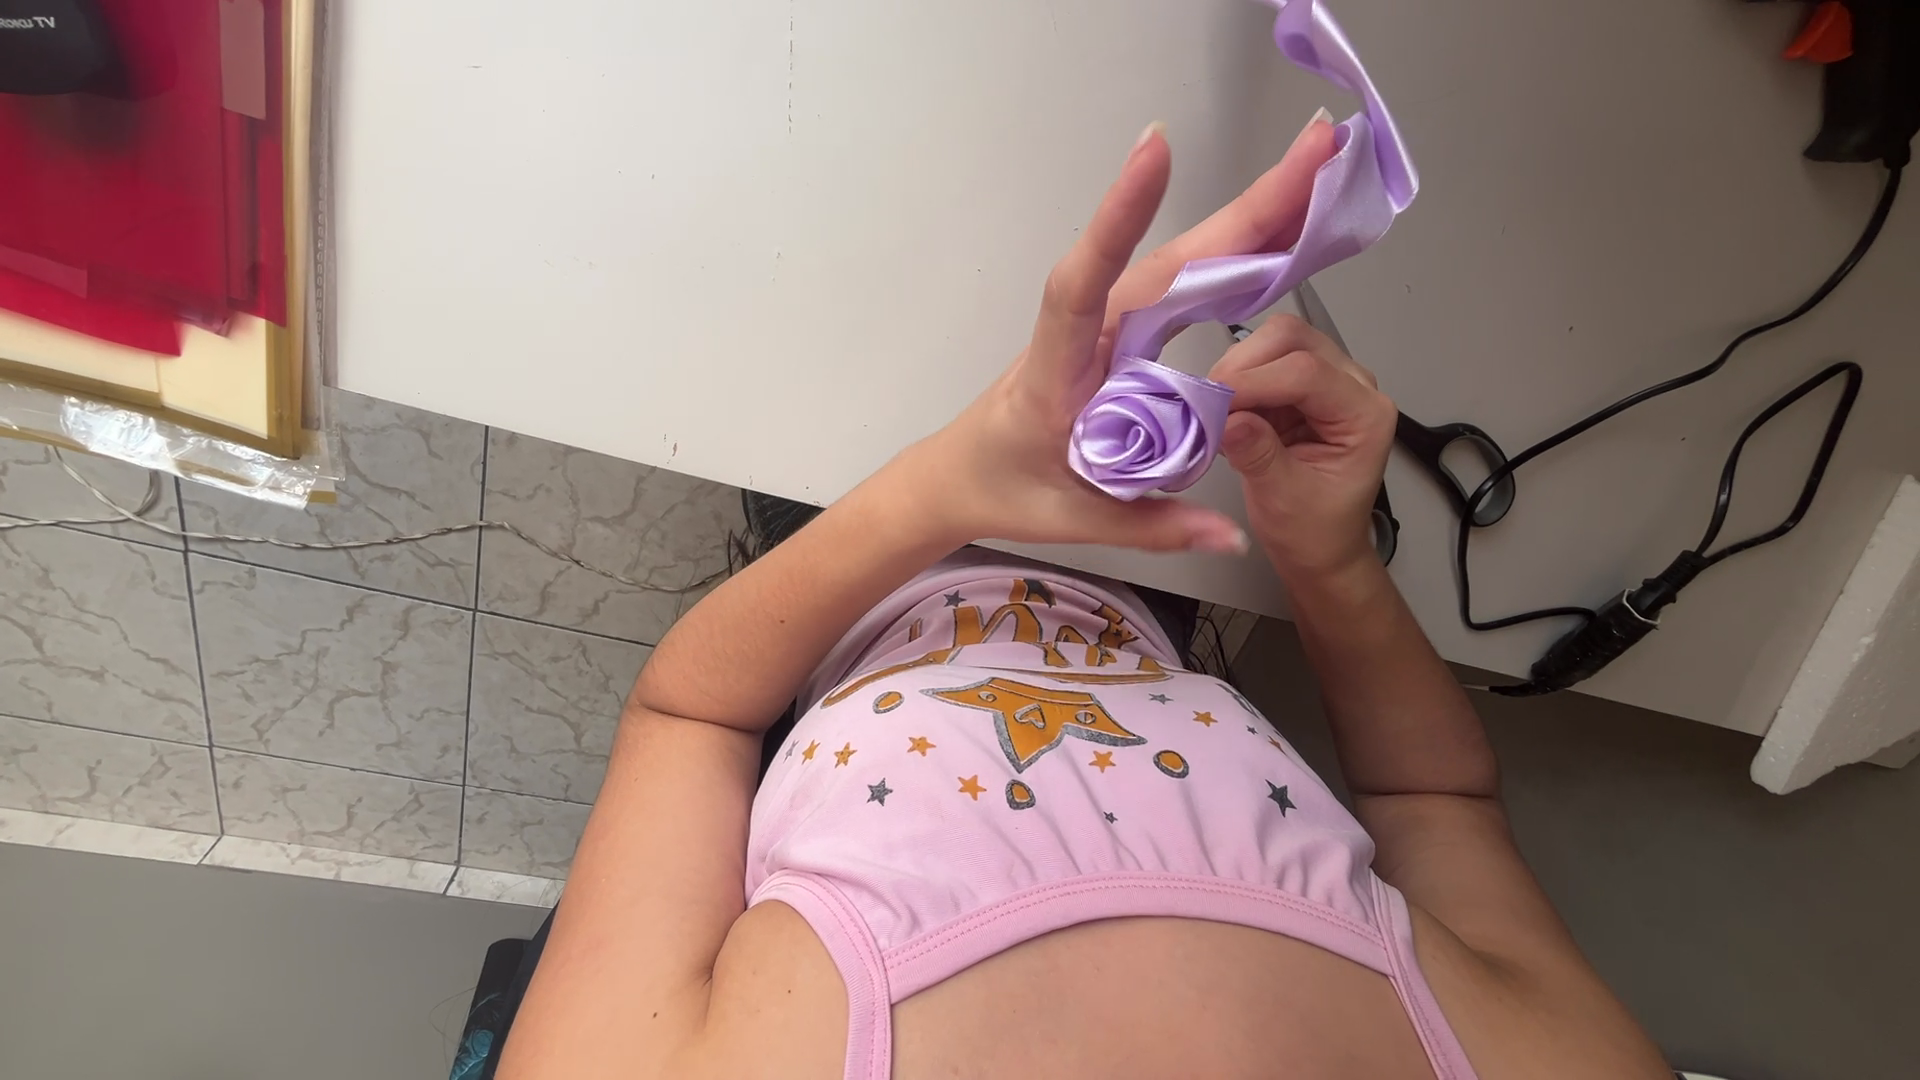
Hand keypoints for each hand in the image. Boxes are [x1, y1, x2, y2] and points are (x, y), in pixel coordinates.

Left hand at [904, 117, 1338, 552]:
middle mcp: (1077, 340)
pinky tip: (1268, 244)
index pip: (1078, 291)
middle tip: (1316, 154)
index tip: (1155, 152)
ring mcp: (1096, 335)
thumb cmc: (1002, 492)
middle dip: (1237, 213)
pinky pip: (1169, 295)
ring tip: (1312, 185)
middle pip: (1155, 267)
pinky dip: (1220, 266)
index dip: (1115, 224)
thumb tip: (1233, 535)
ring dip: (1240, 227)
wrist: (958, 476)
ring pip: (1169, 272)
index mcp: (1052, 378)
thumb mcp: (1075, 519)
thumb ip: (1153, 527)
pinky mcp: (1111, 339)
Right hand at [1209, 314, 1396, 580]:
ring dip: (1237, 368)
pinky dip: (1235, 380)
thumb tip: (1227, 419)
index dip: (1253, 382)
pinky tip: (1223, 412)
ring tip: (1216, 410)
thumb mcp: (1283, 499)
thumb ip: (1258, 456)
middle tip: (1210, 402)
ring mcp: (1325, 381)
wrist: (1319, 545)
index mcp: (1364, 415)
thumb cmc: (1311, 529)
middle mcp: (1352, 386)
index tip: (1211, 406)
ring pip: (1275, 341)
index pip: (1306, 373)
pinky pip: (1261, 362)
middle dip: (1244, 363)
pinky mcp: (1297, 387)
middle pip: (1294, 338)